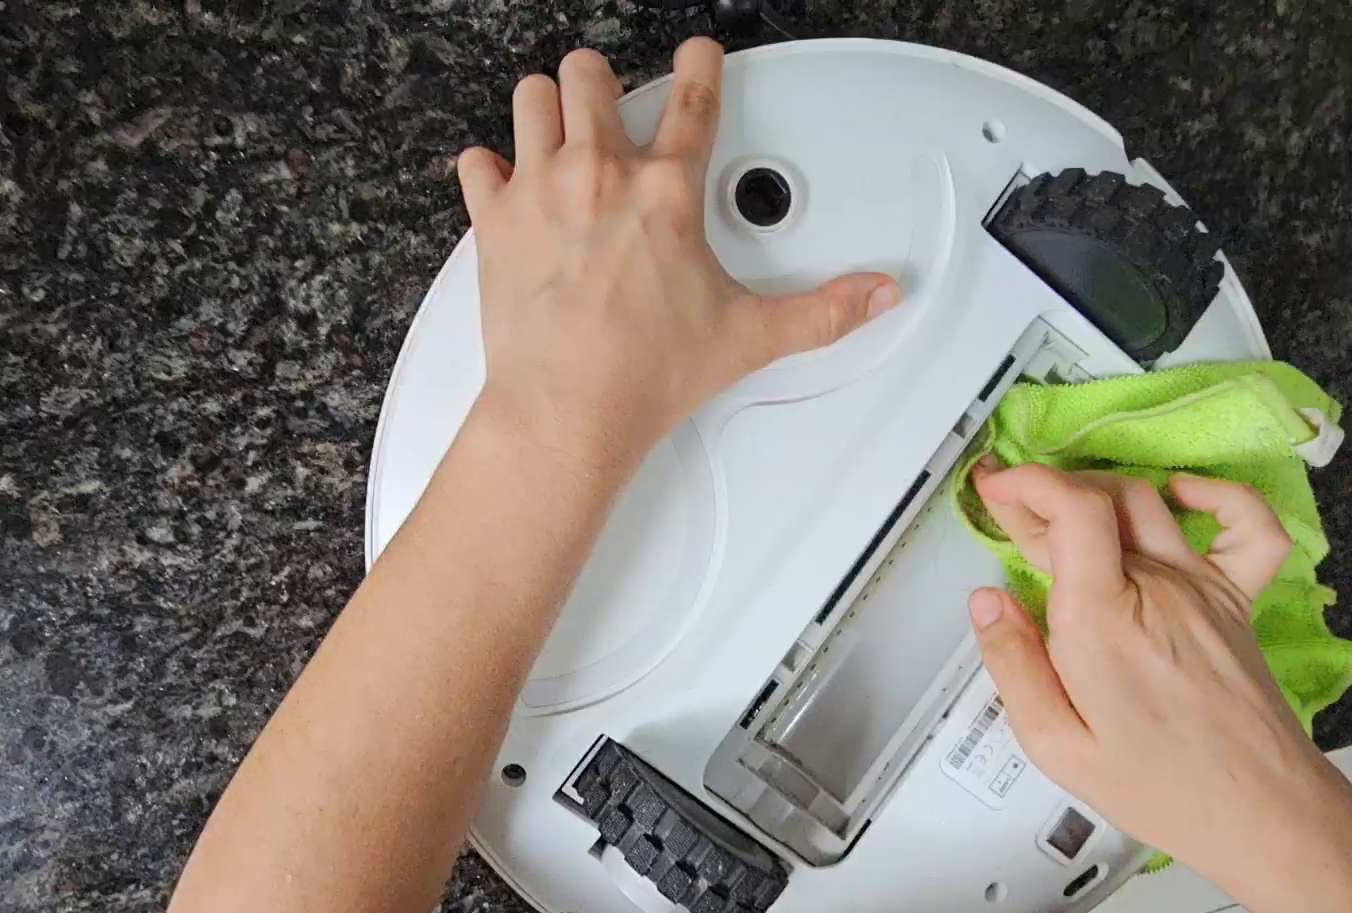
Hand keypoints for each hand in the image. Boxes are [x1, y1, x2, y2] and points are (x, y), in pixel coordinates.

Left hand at [456, 39, 899, 477]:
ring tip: (560, 138)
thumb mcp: (748, 340)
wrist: (569, 412)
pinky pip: (477, 163)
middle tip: (610, 115)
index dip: (700, 68)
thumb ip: (821, 312)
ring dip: (547, 109)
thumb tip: (874, 296)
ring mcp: (540, 193)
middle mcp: (599, 176)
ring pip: (532, 97)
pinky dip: (489, 169)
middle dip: (602, 87)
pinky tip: (505, 186)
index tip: (697, 60)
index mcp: (666, 195)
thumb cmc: (645, 375)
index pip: (693, 100)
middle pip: (592, 76)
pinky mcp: (495, 224)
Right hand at [965, 461, 1351, 897]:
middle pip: (1099, 502)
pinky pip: (1249, 530)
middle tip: (1003, 502)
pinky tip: (1181, 491)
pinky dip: (1217, 496)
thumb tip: (985, 599)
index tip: (995, 486)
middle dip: (1040, 491)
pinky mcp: (1237, 601)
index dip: (1029, 483)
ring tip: (1053, 509)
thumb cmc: (1154, 785)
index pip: (1074, 511)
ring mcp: (1205, 590)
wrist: (1264, 816)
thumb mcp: (1052, 741)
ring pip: (1146, 504)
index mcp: (1104, 620)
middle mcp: (1159, 589)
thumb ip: (1011, 661)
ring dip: (1091, 491)